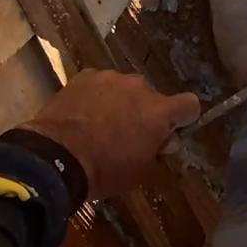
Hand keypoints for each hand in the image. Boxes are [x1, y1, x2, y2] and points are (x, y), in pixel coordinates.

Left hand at [21, 69, 199, 198]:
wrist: (56, 156)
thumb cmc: (104, 170)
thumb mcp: (138, 171)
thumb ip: (155, 150)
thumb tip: (165, 140)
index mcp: (158, 111)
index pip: (189, 104)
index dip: (184, 116)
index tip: (173, 129)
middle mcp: (139, 87)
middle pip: (150, 97)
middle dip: (143, 113)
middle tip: (127, 135)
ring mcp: (110, 77)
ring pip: (123, 89)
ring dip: (118, 103)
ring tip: (98, 126)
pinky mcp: (85, 75)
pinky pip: (98, 84)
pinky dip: (95, 96)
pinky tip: (80, 114)